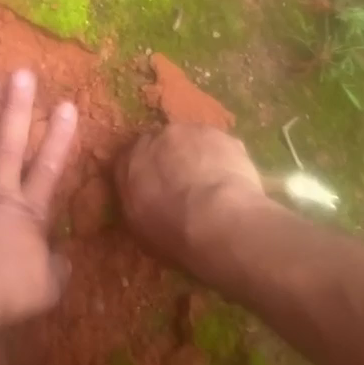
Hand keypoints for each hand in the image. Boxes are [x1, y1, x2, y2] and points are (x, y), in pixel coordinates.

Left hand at [0, 71, 78, 325]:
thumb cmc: (7, 293)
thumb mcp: (46, 289)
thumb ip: (56, 270)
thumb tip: (64, 260)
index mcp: (29, 214)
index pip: (49, 168)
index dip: (59, 137)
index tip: (67, 105)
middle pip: (10, 144)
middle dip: (18, 108)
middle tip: (22, 73)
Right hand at [118, 123, 271, 276]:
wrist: (216, 220)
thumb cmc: (171, 231)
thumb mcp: (139, 227)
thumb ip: (136, 203)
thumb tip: (141, 200)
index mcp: (128, 161)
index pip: (130, 161)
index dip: (145, 176)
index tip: (154, 192)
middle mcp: (154, 138)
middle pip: (162, 146)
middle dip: (171, 162)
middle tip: (185, 189)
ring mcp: (189, 133)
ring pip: (193, 143)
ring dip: (199, 158)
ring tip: (214, 188)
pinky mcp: (221, 135)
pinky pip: (221, 147)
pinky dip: (225, 161)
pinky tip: (235, 185)